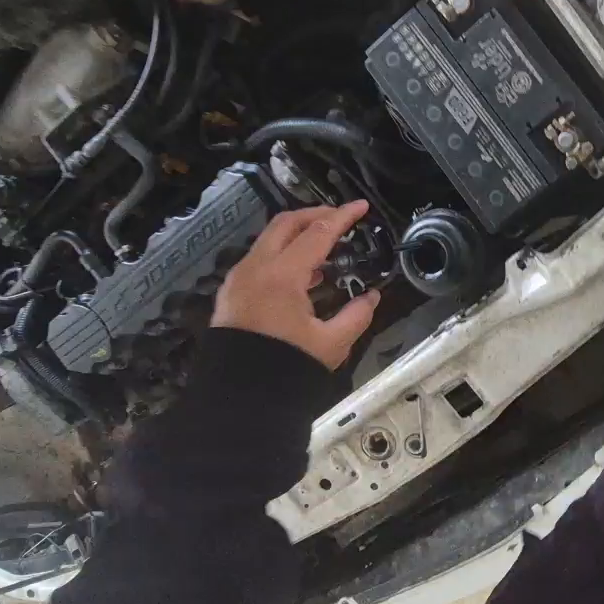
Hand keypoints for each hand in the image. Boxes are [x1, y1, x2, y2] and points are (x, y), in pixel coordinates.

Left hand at [210, 200, 380, 369]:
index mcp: (282, 275)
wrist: (237, 396)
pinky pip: (260, 258)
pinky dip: (283, 253)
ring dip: (298, 234)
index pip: (318, 233)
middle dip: (316, 214)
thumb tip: (371, 297)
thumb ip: (356, 315)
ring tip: (325, 246)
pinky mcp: (232, 292)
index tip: (362, 207)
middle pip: (286, 223)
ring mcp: (239, 278)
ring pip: (269, 239)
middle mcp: (256, 267)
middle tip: (340, 218)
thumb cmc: (285, 366)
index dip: (343, 217)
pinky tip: (302, 273)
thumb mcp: (332, 344)